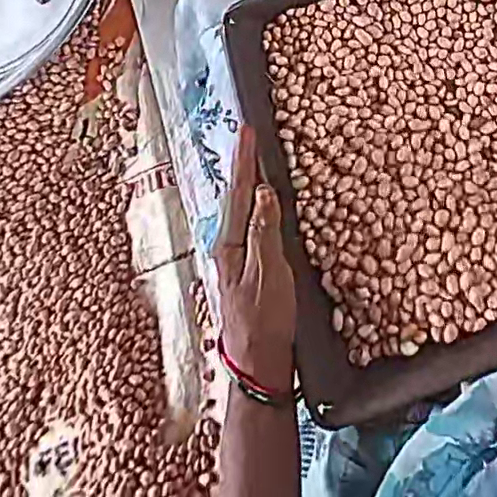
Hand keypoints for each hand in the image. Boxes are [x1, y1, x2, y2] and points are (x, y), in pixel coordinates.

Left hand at [212, 128, 295, 392]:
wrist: (258, 365)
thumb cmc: (265, 321)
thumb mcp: (269, 276)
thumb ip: (265, 233)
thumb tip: (263, 191)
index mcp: (229, 244)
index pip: (239, 192)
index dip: (244, 160)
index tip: (248, 130)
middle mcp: (226, 245)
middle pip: (235, 195)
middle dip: (242, 163)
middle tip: (250, 135)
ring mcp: (234, 256)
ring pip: (240, 208)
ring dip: (247, 180)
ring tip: (254, 157)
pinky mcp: (246, 265)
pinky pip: (249, 221)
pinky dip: (254, 201)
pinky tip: (262, 199)